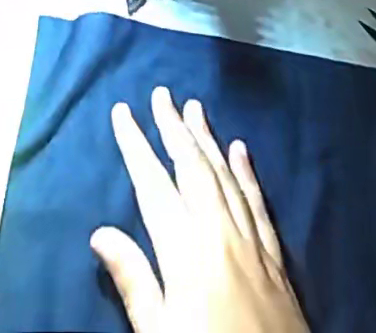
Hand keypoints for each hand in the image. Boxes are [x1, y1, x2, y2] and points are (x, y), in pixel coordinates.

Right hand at [91, 87, 310, 332]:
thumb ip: (134, 282)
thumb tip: (101, 233)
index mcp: (186, 252)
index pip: (154, 186)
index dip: (136, 146)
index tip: (122, 113)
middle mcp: (220, 233)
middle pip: (193, 168)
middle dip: (173, 128)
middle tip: (160, 94)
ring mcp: (251, 240)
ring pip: (226, 175)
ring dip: (207, 138)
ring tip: (194, 107)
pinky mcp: (275, 255)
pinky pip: (257, 200)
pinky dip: (247, 171)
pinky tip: (240, 148)